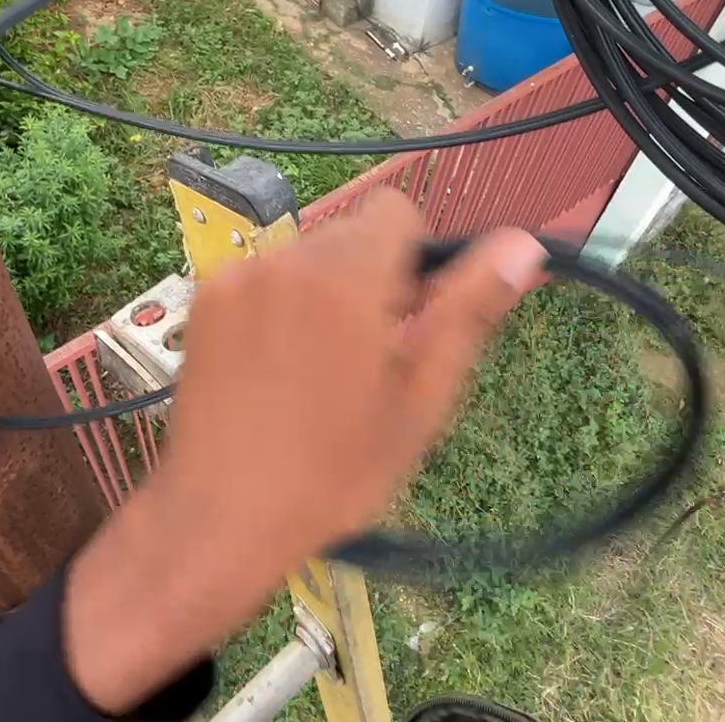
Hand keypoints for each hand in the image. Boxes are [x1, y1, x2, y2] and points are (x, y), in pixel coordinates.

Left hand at [65, 190, 548, 712]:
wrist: (223, 515)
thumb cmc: (336, 468)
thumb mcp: (420, 397)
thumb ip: (469, 309)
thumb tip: (521, 244)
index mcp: (344, 277)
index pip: (393, 209)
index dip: (412, 256)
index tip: (406, 314)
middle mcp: (285, 259)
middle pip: (348, 233)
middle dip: (368, 276)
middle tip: (365, 353)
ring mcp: (236, 275)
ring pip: (305, 255)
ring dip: (322, 290)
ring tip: (316, 366)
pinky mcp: (204, 296)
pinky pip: (262, 274)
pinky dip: (278, 302)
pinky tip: (274, 364)